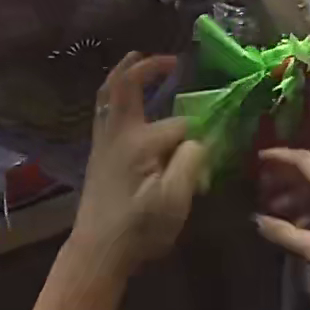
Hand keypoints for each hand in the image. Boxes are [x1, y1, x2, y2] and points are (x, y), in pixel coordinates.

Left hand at [66, 52, 207, 277]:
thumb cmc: (139, 229)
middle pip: (124, 86)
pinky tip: (125, 99)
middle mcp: (117, 133)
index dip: (200, 136)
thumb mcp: (175, 201)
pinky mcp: (98, 153)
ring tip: (136, 59)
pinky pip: (104, 109)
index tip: (212, 153)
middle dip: (146, 67)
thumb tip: (200, 140)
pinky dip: (115, 93)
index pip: (180, 126)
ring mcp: (103, 141)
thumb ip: (191, 163)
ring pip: (108, 94)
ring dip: (123, 73)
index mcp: (139, 142)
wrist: (97, 250)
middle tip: (168, 59)